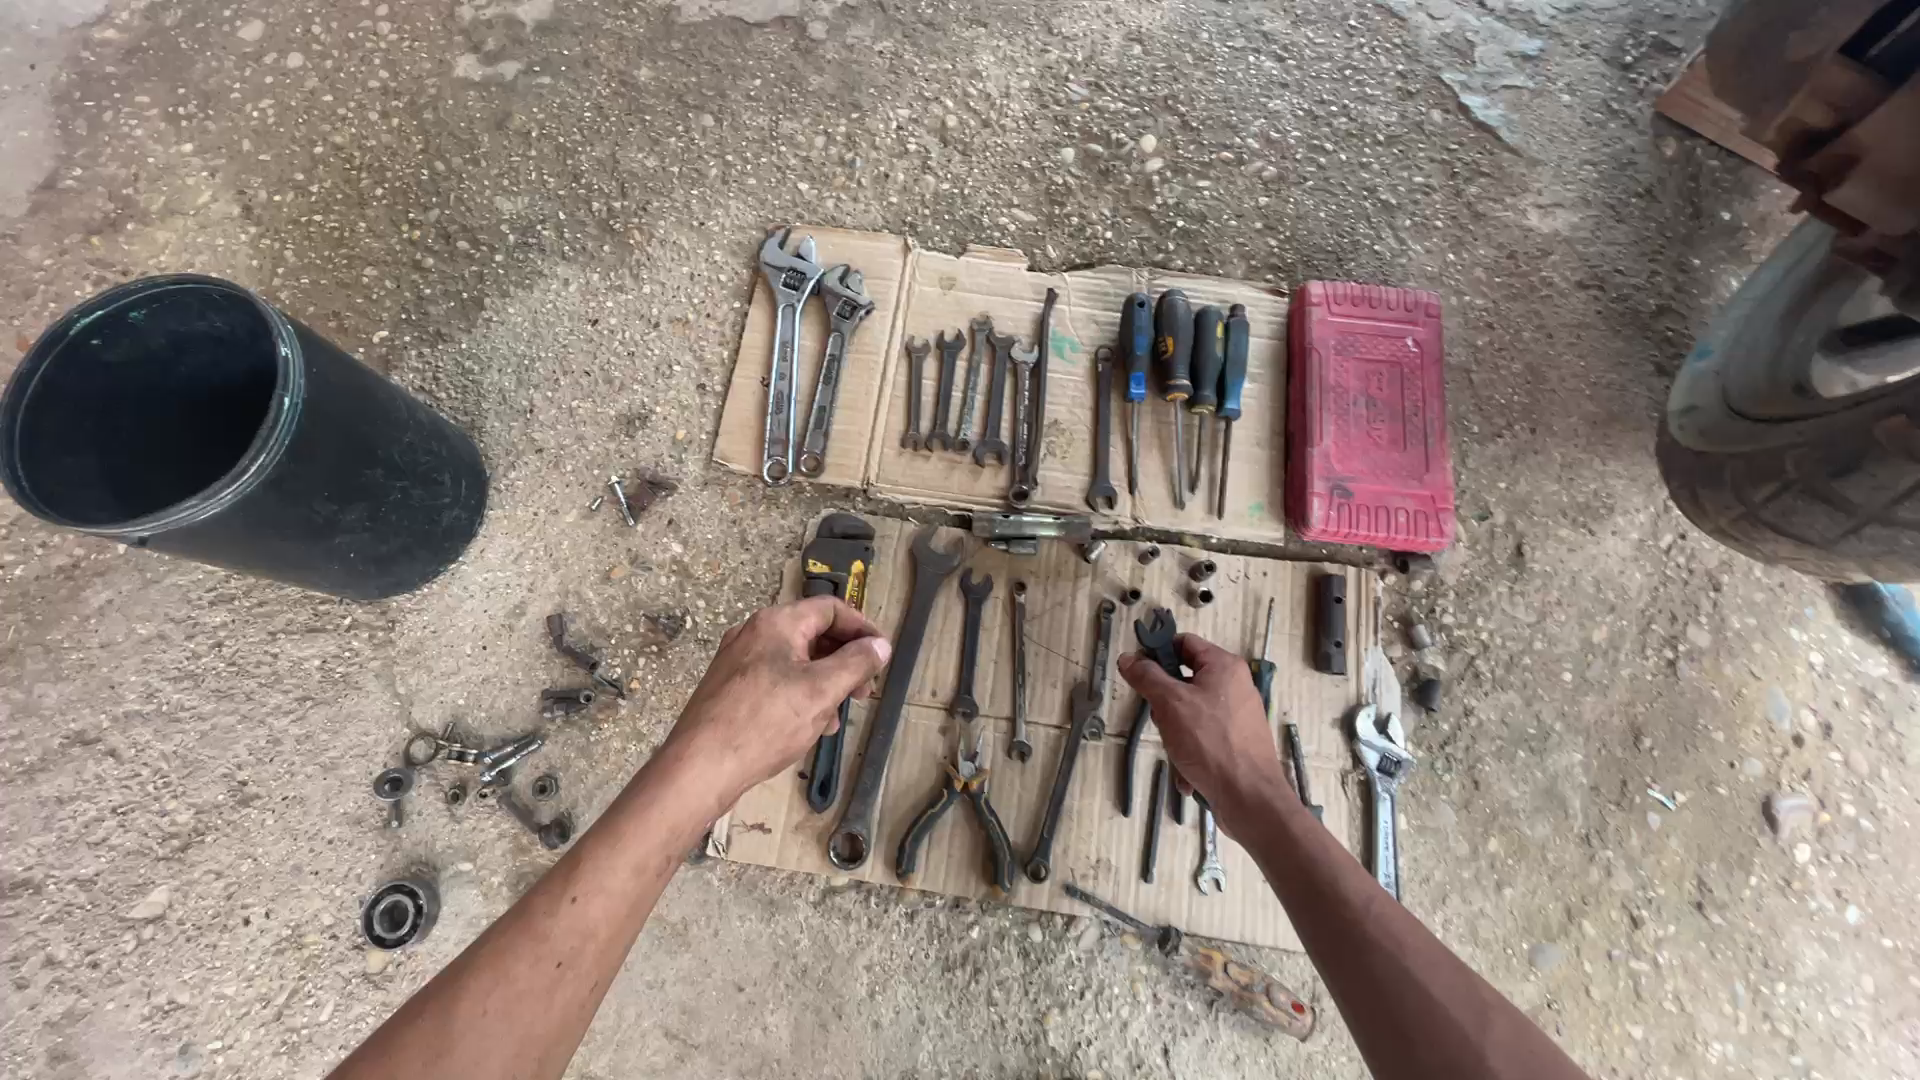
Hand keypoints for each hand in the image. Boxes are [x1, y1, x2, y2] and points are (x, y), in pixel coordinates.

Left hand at [662, 596, 891, 806]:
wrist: (699, 767)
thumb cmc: (764, 723)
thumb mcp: (821, 691)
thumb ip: (856, 663)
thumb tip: (880, 645)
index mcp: (776, 623)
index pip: (831, 609)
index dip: (862, 628)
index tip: (882, 655)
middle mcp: (754, 633)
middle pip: (813, 633)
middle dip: (845, 660)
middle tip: (865, 690)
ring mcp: (738, 661)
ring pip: (796, 660)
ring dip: (825, 682)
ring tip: (838, 715)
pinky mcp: (730, 688)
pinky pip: (777, 680)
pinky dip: (801, 695)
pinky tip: (810, 726)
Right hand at [1117, 633, 1289, 822]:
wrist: (1249, 797)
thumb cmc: (1209, 741)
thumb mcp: (1170, 703)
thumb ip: (1147, 676)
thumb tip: (1128, 658)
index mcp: (1224, 666)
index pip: (1184, 642)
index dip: (1157, 652)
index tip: (1137, 672)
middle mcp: (1234, 685)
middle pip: (1185, 679)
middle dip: (1165, 700)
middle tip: (1161, 718)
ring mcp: (1237, 715)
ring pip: (1190, 710)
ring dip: (1174, 730)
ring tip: (1176, 749)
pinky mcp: (1237, 741)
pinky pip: (1203, 735)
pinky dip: (1190, 749)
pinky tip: (1186, 770)